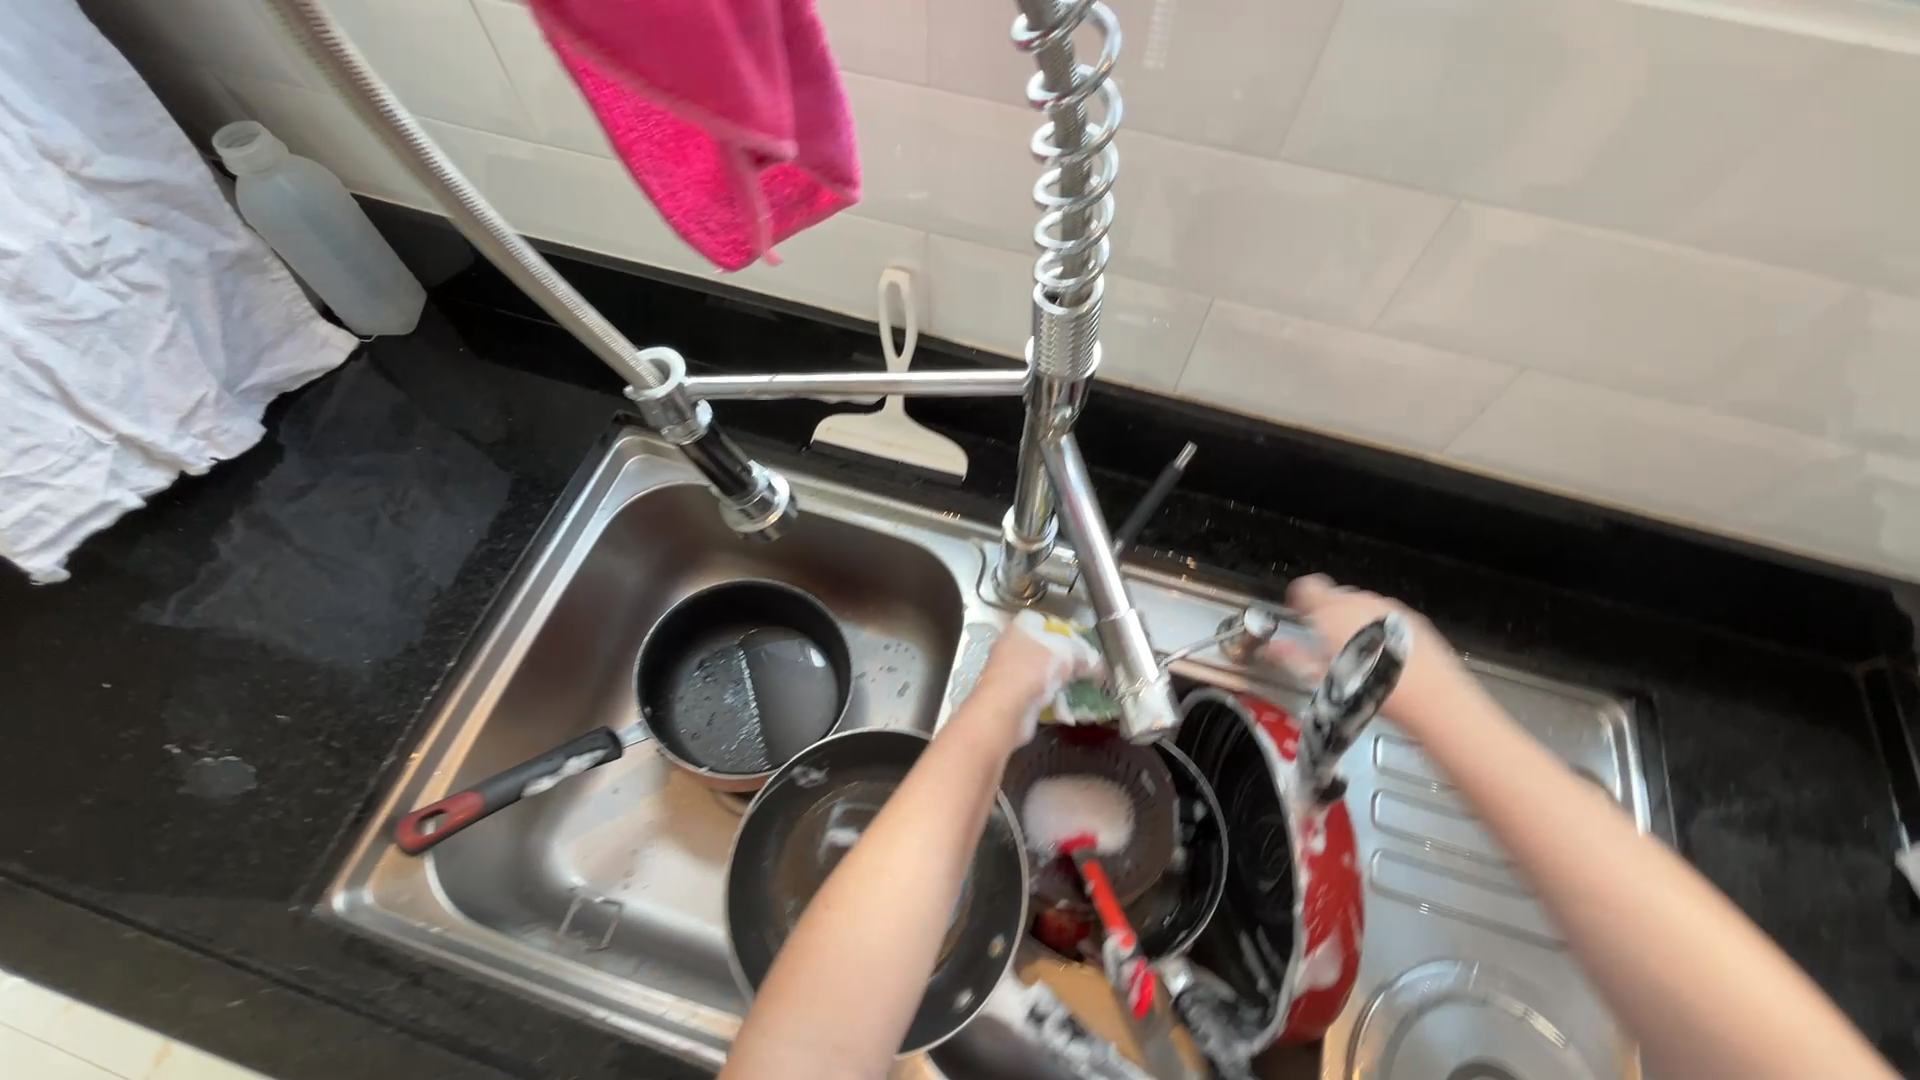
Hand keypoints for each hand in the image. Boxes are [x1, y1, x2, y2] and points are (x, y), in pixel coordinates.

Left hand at [963, 610, 1104, 749]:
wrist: (1005, 707)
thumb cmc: (1035, 668)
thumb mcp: (1067, 653)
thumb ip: (1082, 653)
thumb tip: (1092, 662)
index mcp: (1020, 627)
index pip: (1041, 619)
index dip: (1060, 629)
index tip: (1077, 642)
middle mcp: (1010, 645)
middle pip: (1041, 647)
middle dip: (1062, 658)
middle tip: (1082, 667)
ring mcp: (1008, 671)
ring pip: (1039, 672)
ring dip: (1057, 680)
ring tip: (1077, 688)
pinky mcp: (1009, 695)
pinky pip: (1035, 693)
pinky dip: (1048, 698)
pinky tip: (1063, 706)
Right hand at [1267, 575, 1469, 729]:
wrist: (1430, 697)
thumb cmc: (1372, 686)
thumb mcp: (1322, 675)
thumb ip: (1293, 655)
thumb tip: (1273, 648)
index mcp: (1330, 611)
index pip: (1305, 588)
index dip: (1299, 598)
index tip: (1299, 612)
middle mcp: (1359, 601)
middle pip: (1335, 596)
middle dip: (1328, 614)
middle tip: (1328, 643)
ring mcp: (1388, 608)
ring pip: (1362, 606)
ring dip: (1355, 622)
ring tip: (1359, 654)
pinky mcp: (1412, 618)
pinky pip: (1387, 616)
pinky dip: (1381, 629)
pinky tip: (1384, 656)